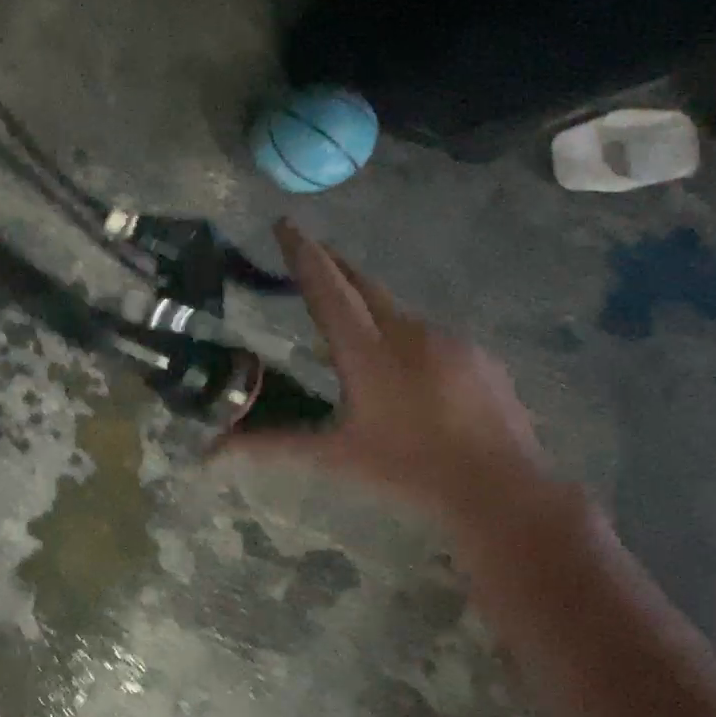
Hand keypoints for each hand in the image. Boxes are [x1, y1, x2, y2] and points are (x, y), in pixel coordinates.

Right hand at [218, 220, 553, 522]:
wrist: (507, 492)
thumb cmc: (409, 471)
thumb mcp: (333, 456)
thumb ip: (270, 445)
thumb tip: (208, 453)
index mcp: (368, 354)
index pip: (328, 291)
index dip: (304, 255)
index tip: (285, 224)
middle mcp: (409, 336)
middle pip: (363, 285)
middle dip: (331, 263)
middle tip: (305, 247)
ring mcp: (450, 343)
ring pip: (395, 310)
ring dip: (364, 303)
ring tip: (342, 313)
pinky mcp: (478, 357)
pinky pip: (425, 333)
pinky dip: (397, 333)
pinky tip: (395, 363)